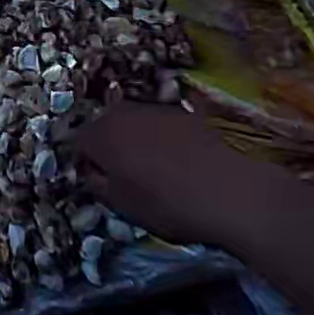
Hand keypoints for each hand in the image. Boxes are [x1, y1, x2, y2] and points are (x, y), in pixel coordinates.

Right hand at [75, 102, 296, 245]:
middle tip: (124, 173)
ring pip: (133, 122)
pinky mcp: (183, 110)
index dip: (86, 161)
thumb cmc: (170, 202)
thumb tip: (91, 173)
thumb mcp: (125, 207)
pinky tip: (180, 160)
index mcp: (100, 135)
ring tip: (155, 167)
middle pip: (105, 126)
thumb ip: (99, 186)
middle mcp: (121, 112)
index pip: (79, 142)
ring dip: (137, 139)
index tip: (98, 180)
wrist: (234, 188)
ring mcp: (154, 107)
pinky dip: (163, 138)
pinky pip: (160, 123)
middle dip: (109, 145)